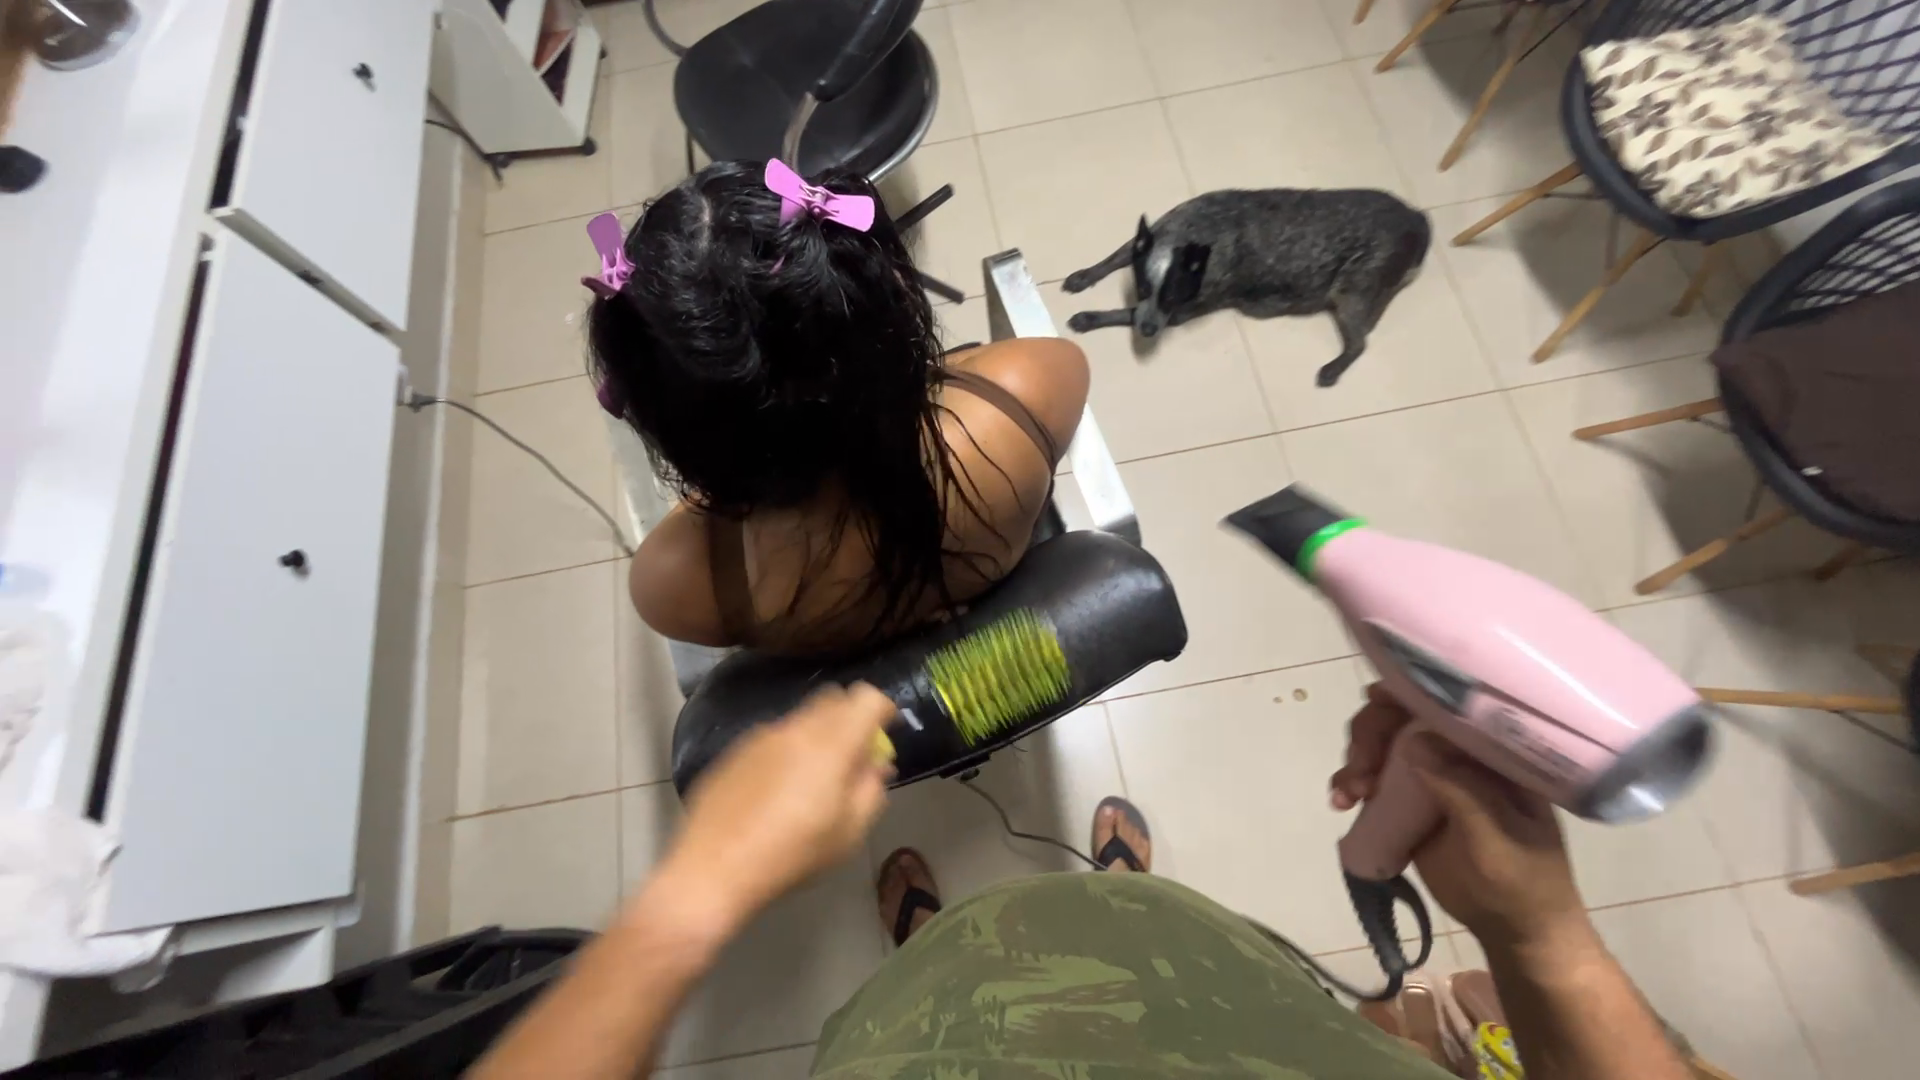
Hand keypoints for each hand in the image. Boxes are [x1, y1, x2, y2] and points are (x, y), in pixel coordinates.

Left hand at [655, 683, 895, 931]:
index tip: (884, 734)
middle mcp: (797, 728)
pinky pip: (774, 735)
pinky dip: (788, 748)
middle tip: (852, 755)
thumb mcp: (848, 833)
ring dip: (818, 733)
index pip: (866, 698)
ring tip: (813, 776)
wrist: (714, 869)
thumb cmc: (792, 854)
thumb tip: (877, 765)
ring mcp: (762, 736)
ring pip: (802, 717)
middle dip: (850, 718)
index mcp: (831, 745)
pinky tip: (777, 788)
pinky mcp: (736, 749)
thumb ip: (871, 789)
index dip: (882, 709)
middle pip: (834, 699)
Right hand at [1330, 684, 1587, 951]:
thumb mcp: (1498, 839)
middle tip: (1359, 769)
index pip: (1446, 705)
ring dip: (1355, 760)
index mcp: (1492, 753)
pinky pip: (1370, 776)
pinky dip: (1349, 782)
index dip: (1409, 693)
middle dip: (1370, 735)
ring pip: (1379, 743)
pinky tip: (1341, 802)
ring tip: (1347, 794)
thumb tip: (1414, 742)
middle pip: (1401, 718)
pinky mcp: (1405, 799)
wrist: (1514, 931)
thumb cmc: (1523, 883)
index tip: (1376, 702)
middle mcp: (1458, 753)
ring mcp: (1429, 774)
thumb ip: (1462, 791)